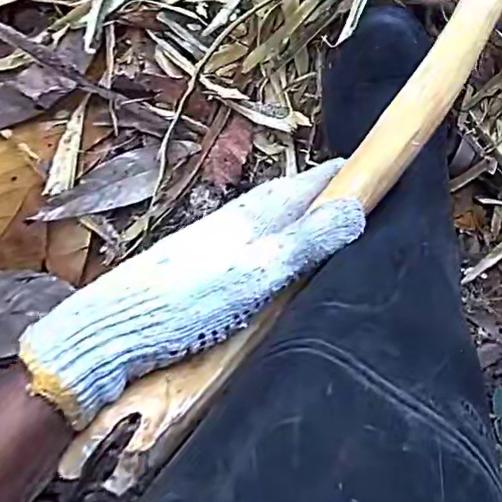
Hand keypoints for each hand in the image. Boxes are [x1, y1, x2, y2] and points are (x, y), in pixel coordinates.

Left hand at [18, 159, 364, 427]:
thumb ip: (311, 239)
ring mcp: (232, 232)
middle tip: (373, 218)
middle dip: (339, 200)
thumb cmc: (190, 298)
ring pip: (289, 218)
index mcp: (267, 203)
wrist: (114, 328)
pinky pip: (270, 240)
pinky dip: (291, 245)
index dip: (357, 173)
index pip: (324, 174)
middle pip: (309, 195)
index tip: (387, 181)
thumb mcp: (262, 271)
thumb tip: (360, 205)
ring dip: (315, 223)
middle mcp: (251, 209)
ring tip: (340, 242)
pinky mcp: (217, 257)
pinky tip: (290, 271)